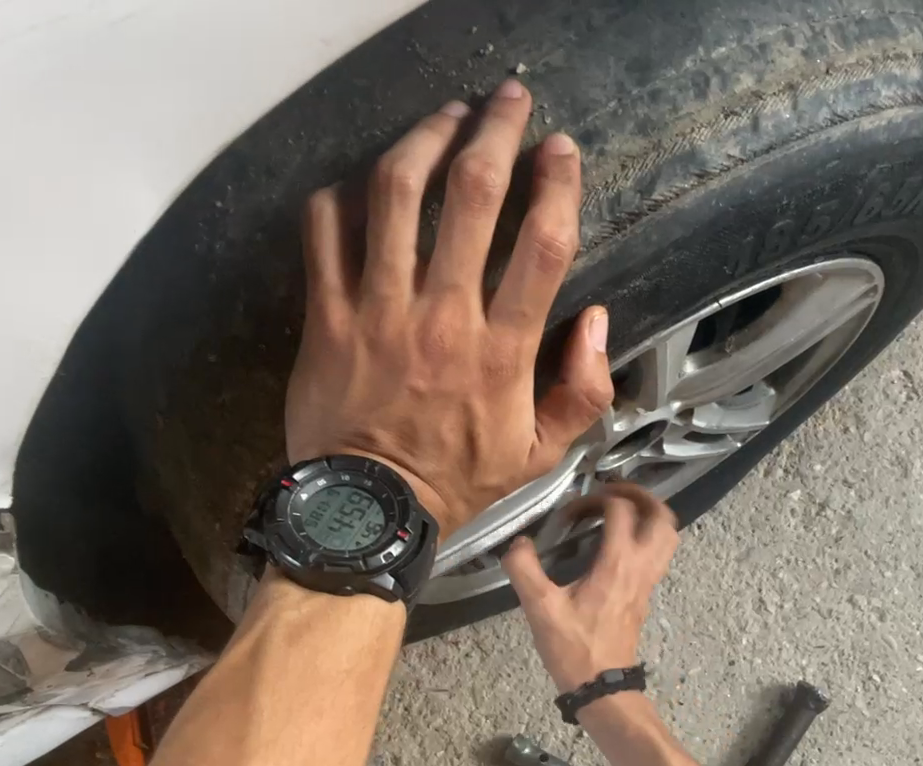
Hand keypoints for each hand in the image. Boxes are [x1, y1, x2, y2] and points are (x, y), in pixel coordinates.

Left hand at [284, 80, 614, 531]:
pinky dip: (341, 195)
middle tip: (508, 100)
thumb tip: (597, 321)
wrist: (370, 508)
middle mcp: (442, 317)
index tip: (562, 150)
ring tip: (444, 117)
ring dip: (424, 140)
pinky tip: (362, 182)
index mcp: (502, 351)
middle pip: (474, 198)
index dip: (558, 185)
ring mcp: (377, 312)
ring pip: (397, 196)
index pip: (541, 245)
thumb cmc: (458, 479)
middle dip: (497, 133)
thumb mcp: (541, 455)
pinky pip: (325, 233)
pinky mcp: (325, 318)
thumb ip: (582, 392)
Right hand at [501, 484, 678, 690]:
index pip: (620, 510)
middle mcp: (641, 567)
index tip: (570, 512)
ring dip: (650, 515)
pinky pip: (660, 553)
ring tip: (621, 512)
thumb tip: (517, 543)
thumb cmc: (574, 648)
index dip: (595, 499)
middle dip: (639, 496)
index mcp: (617, 563)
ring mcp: (649, 581)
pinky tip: (620, 543)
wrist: (603, 688)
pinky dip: (648, 537)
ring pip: (668, 535)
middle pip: (662, 516)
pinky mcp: (646, 594)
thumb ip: (524, 569)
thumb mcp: (540, 609)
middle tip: (611, 493)